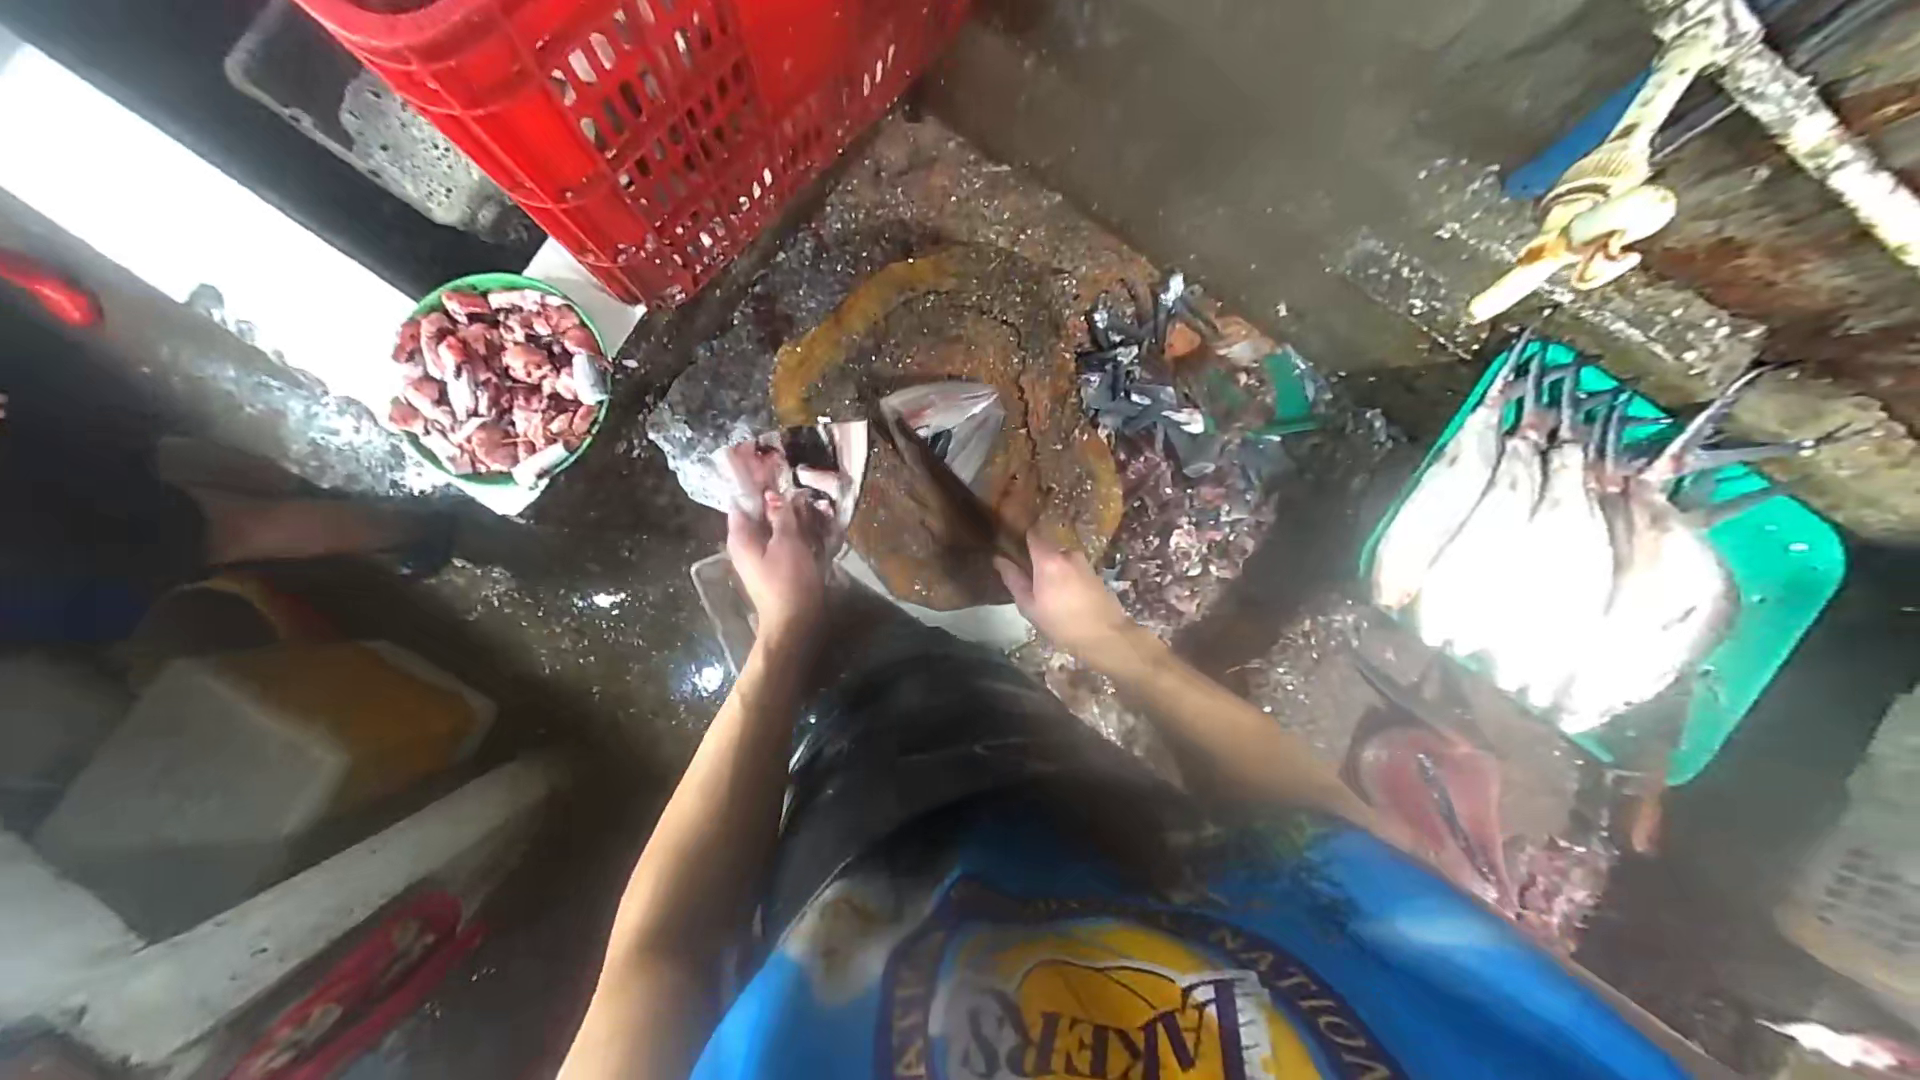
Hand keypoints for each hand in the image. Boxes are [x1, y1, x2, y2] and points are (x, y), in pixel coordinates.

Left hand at [728, 490, 825, 641]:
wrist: (795, 621)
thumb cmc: (788, 580)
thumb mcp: (787, 542)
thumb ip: (781, 516)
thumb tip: (774, 495)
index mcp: (740, 537)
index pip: (741, 502)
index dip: (757, 487)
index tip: (777, 474)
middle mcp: (745, 546)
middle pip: (759, 515)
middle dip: (779, 503)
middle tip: (801, 490)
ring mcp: (760, 558)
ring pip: (773, 529)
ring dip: (790, 519)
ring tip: (813, 507)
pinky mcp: (775, 568)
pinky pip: (782, 543)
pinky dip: (794, 534)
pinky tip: (813, 528)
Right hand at [995, 531, 1139, 667]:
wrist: (1106, 636)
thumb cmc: (1061, 623)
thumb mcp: (1029, 606)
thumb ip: (1013, 579)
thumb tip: (999, 559)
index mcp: (1048, 559)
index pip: (1032, 533)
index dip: (1021, 537)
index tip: (1013, 547)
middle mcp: (1067, 554)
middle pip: (1047, 548)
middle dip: (1038, 560)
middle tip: (1030, 580)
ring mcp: (1084, 562)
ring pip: (1061, 559)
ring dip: (1054, 570)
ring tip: (1049, 593)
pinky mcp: (1095, 573)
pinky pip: (1074, 568)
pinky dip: (1067, 577)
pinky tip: (1066, 597)